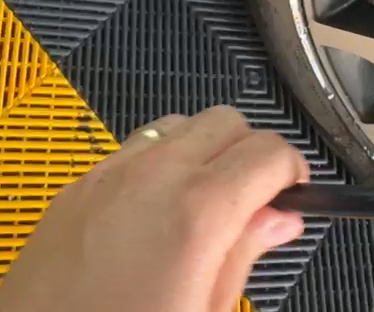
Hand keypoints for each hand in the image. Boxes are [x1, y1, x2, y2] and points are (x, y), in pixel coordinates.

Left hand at [0, 106, 308, 311]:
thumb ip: (245, 255)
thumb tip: (280, 217)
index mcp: (197, 212)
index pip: (267, 151)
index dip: (291, 169)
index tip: (292, 191)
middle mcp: (156, 174)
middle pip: (227, 120)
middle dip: (250, 150)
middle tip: (254, 199)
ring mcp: (113, 171)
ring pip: (182, 123)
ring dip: (205, 147)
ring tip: (205, 201)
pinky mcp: (81, 182)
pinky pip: (136, 144)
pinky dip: (162, 158)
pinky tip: (156, 207)